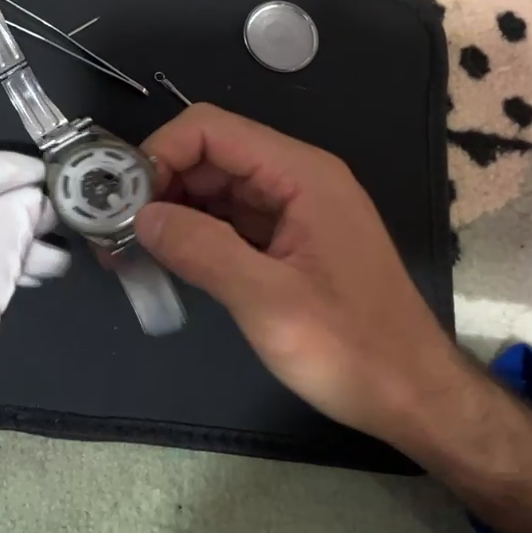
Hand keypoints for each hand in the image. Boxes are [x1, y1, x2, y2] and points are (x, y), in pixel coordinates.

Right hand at [132, 104, 464, 446]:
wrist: (416, 402)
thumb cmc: (354, 350)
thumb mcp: (271, 302)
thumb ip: (202, 250)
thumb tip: (141, 216)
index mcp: (300, 175)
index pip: (211, 130)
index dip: (161, 152)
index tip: (125, 198)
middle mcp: (294, 179)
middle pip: (207, 154)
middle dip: (157, 182)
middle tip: (115, 227)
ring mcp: (289, 209)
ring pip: (210, 186)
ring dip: (168, 209)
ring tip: (129, 245)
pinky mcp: (282, 239)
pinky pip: (223, 217)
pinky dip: (189, 231)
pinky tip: (163, 257)